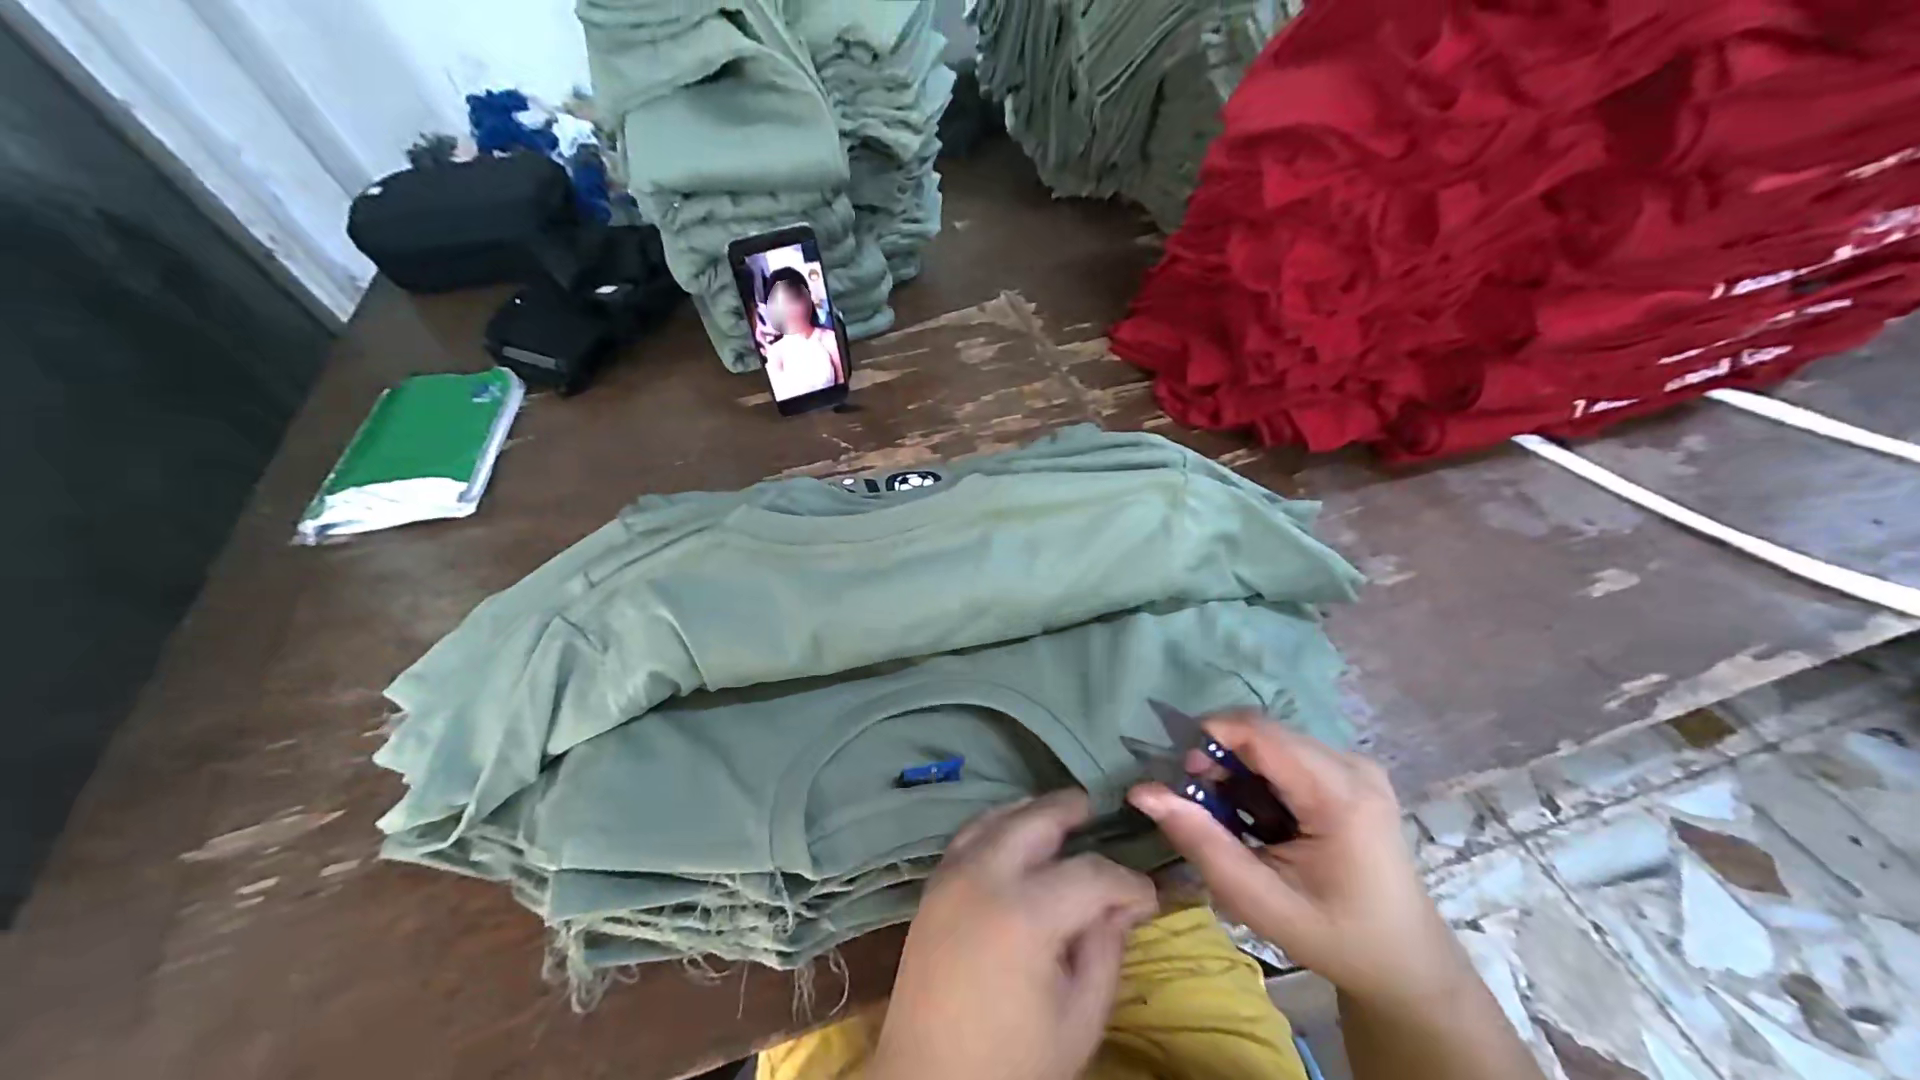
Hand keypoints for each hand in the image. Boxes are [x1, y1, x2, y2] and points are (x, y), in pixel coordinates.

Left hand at [870, 792, 1158, 1079]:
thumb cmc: (1013, 1061)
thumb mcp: (1079, 1019)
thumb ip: (1106, 950)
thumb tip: (1124, 903)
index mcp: (1025, 915)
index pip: (1090, 873)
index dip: (1126, 881)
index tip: (1147, 896)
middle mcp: (984, 878)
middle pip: (1036, 820)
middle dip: (1072, 811)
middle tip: (1100, 811)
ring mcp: (951, 876)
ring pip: (996, 817)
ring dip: (1032, 810)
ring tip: (1063, 815)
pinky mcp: (932, 886)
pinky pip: (969, 834)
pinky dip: (998, 823)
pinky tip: (1016, 833)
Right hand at [1127, 711, 1469, 1010]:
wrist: (1406, 964)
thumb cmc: (1335, 937)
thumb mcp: (1260, 901)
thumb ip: (1201, 842)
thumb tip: (1142, 792)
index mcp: (1341, 795)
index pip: (1259, 733)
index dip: (1209, 739)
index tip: (1181, 775)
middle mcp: (1353, 765)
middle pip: (1263, 733)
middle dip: (1219, 756)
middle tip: (1199, 802)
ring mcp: (1357, 766)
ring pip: (1272, 739)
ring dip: (1237, 766)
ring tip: (1228, 815)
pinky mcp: (1352, 773)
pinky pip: (1288, 752)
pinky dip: (1258, 774)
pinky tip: (1258, 815)